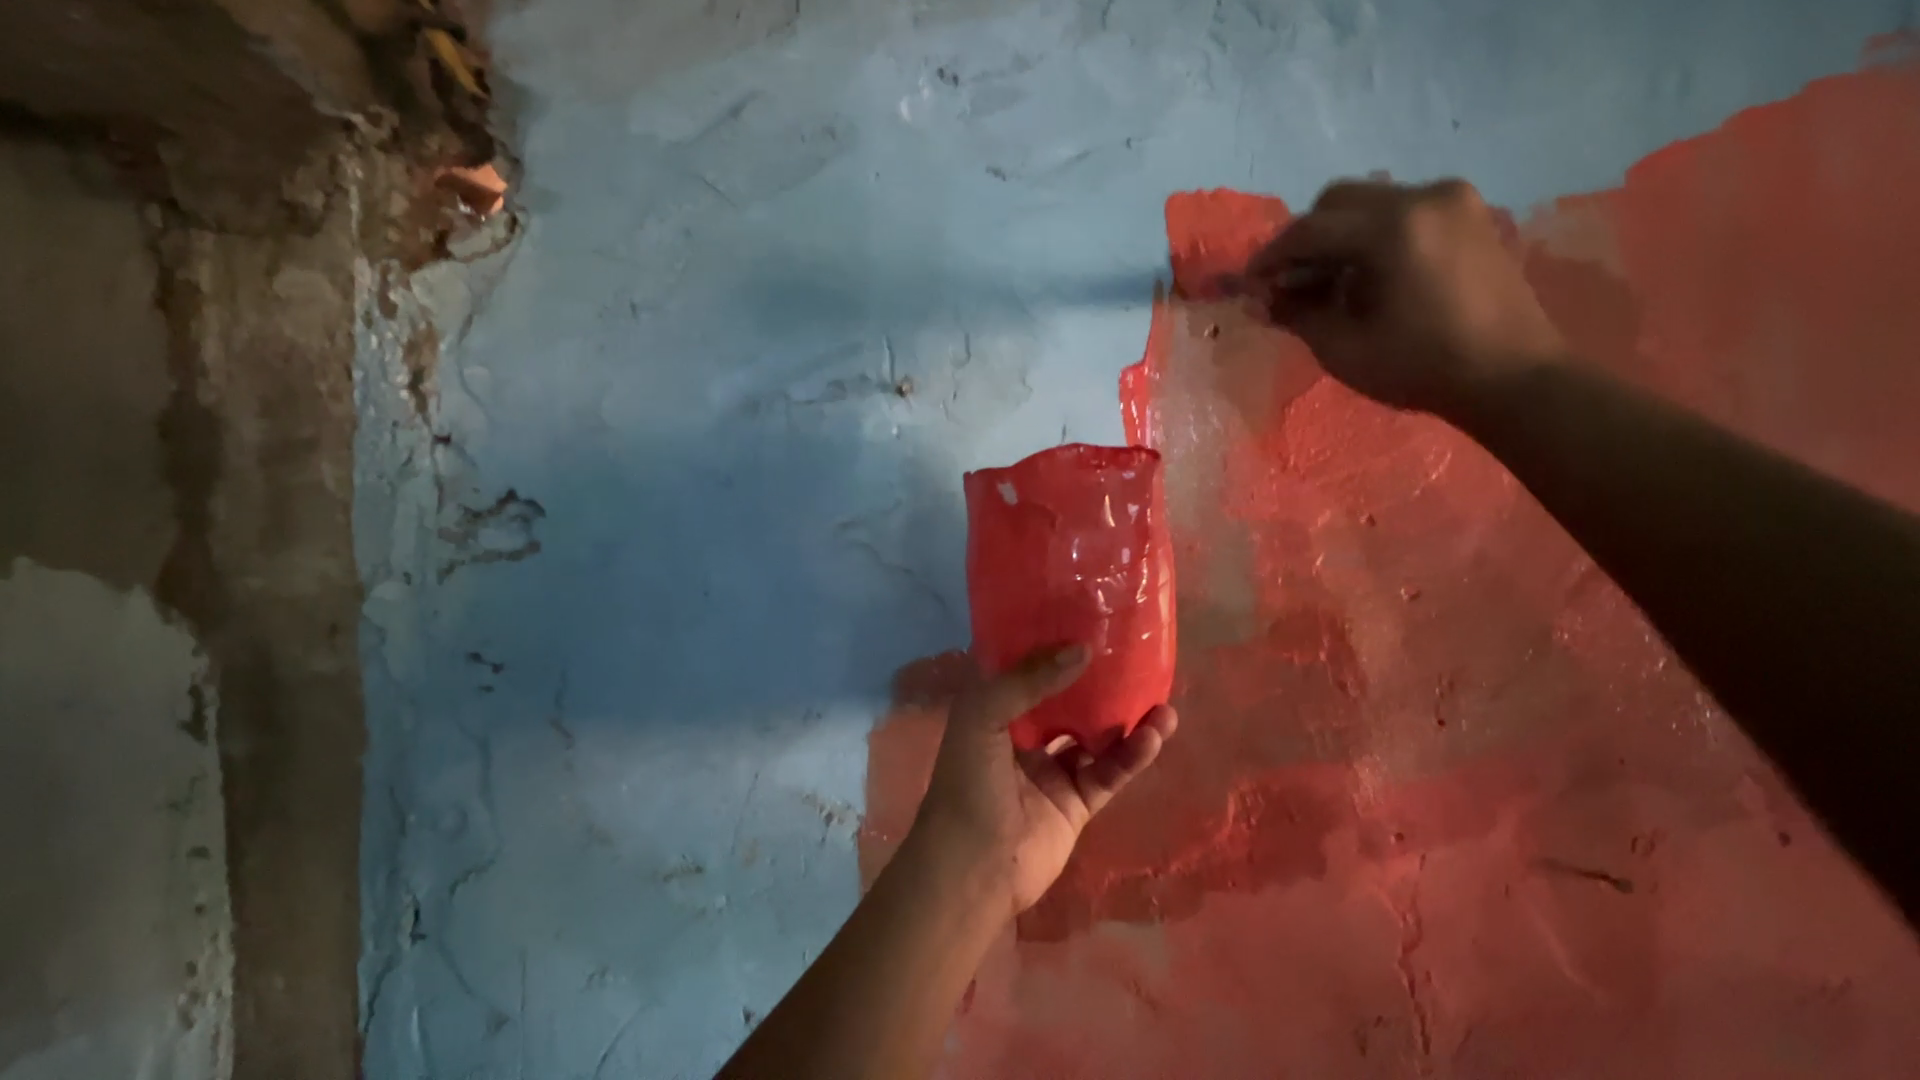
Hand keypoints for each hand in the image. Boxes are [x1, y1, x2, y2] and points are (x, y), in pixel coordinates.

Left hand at [905, 645, 1177, 917]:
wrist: (972, 868)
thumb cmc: (967, 783)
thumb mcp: (982, 715)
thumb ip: (1030, 680)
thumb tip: (1082, 649)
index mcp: (993, 711)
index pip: (1026, 669)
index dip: (1053, 646)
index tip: (1088, 621)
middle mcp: (1023, 736)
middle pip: (1068, 700)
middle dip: (1098, 682)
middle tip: (1135, 659)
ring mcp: (1052, 771)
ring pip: (1096, 736)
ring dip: (1127, 719)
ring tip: (1161, 700)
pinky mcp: (1077, 804)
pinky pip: (1110, 772)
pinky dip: (1132, 755)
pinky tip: (1154, 736)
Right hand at [1244, 178, 1565, 416]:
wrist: (1513, 377)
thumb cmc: (1422, 368)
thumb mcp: (1343, 348)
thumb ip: (1297, 314)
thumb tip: (1262, 298)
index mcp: (1393, 227)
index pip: (1310, 229)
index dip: (1272, 256)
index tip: (1250, 284)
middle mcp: (1424, 196)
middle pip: (1340, 200)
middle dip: (1306, 238)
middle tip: (1289, 282)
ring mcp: (1454, 200)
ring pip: (1372, 202)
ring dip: (1340, 236)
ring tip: (1330, 282)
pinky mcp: (1470, 215)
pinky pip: (1404, 211)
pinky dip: (1375, 235)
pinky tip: (1369, 275)